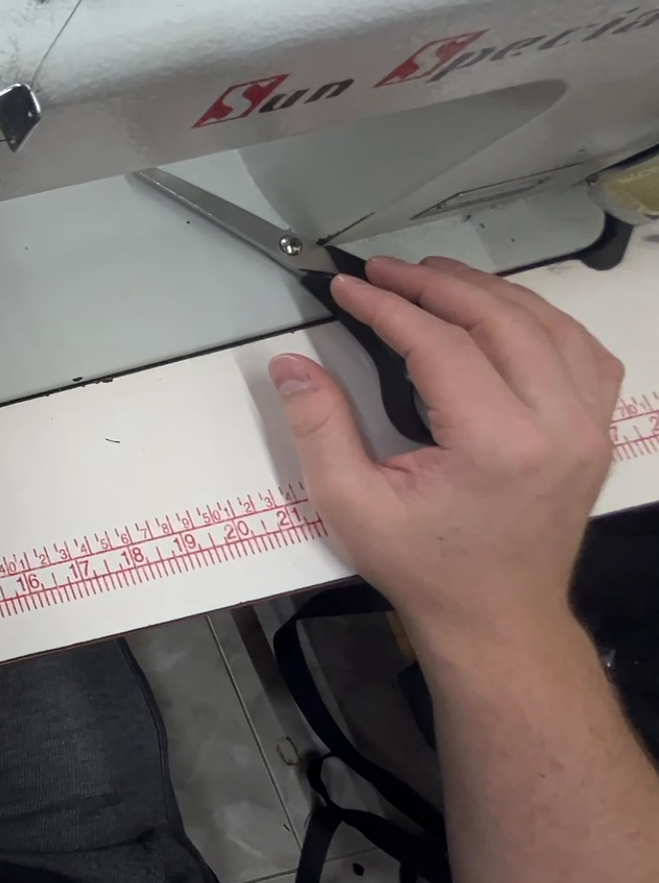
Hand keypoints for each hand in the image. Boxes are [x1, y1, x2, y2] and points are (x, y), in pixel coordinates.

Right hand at [268, 256, 622, 655]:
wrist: (494, 612)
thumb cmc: (418, 561)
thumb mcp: (345, 498)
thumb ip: (318, 425)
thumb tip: (290, 365)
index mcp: (499, 443)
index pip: (443, 346)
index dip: (388, 308)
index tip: (345, 287)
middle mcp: (561, 427)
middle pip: (505, 323)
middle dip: (437, 285)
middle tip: (382, 270)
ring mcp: (589, 428)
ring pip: (553, 328)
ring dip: (489, 292)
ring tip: (433, 275)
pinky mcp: (593, 432)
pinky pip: (580, 353)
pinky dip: (536, 319)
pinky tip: (498, 312)